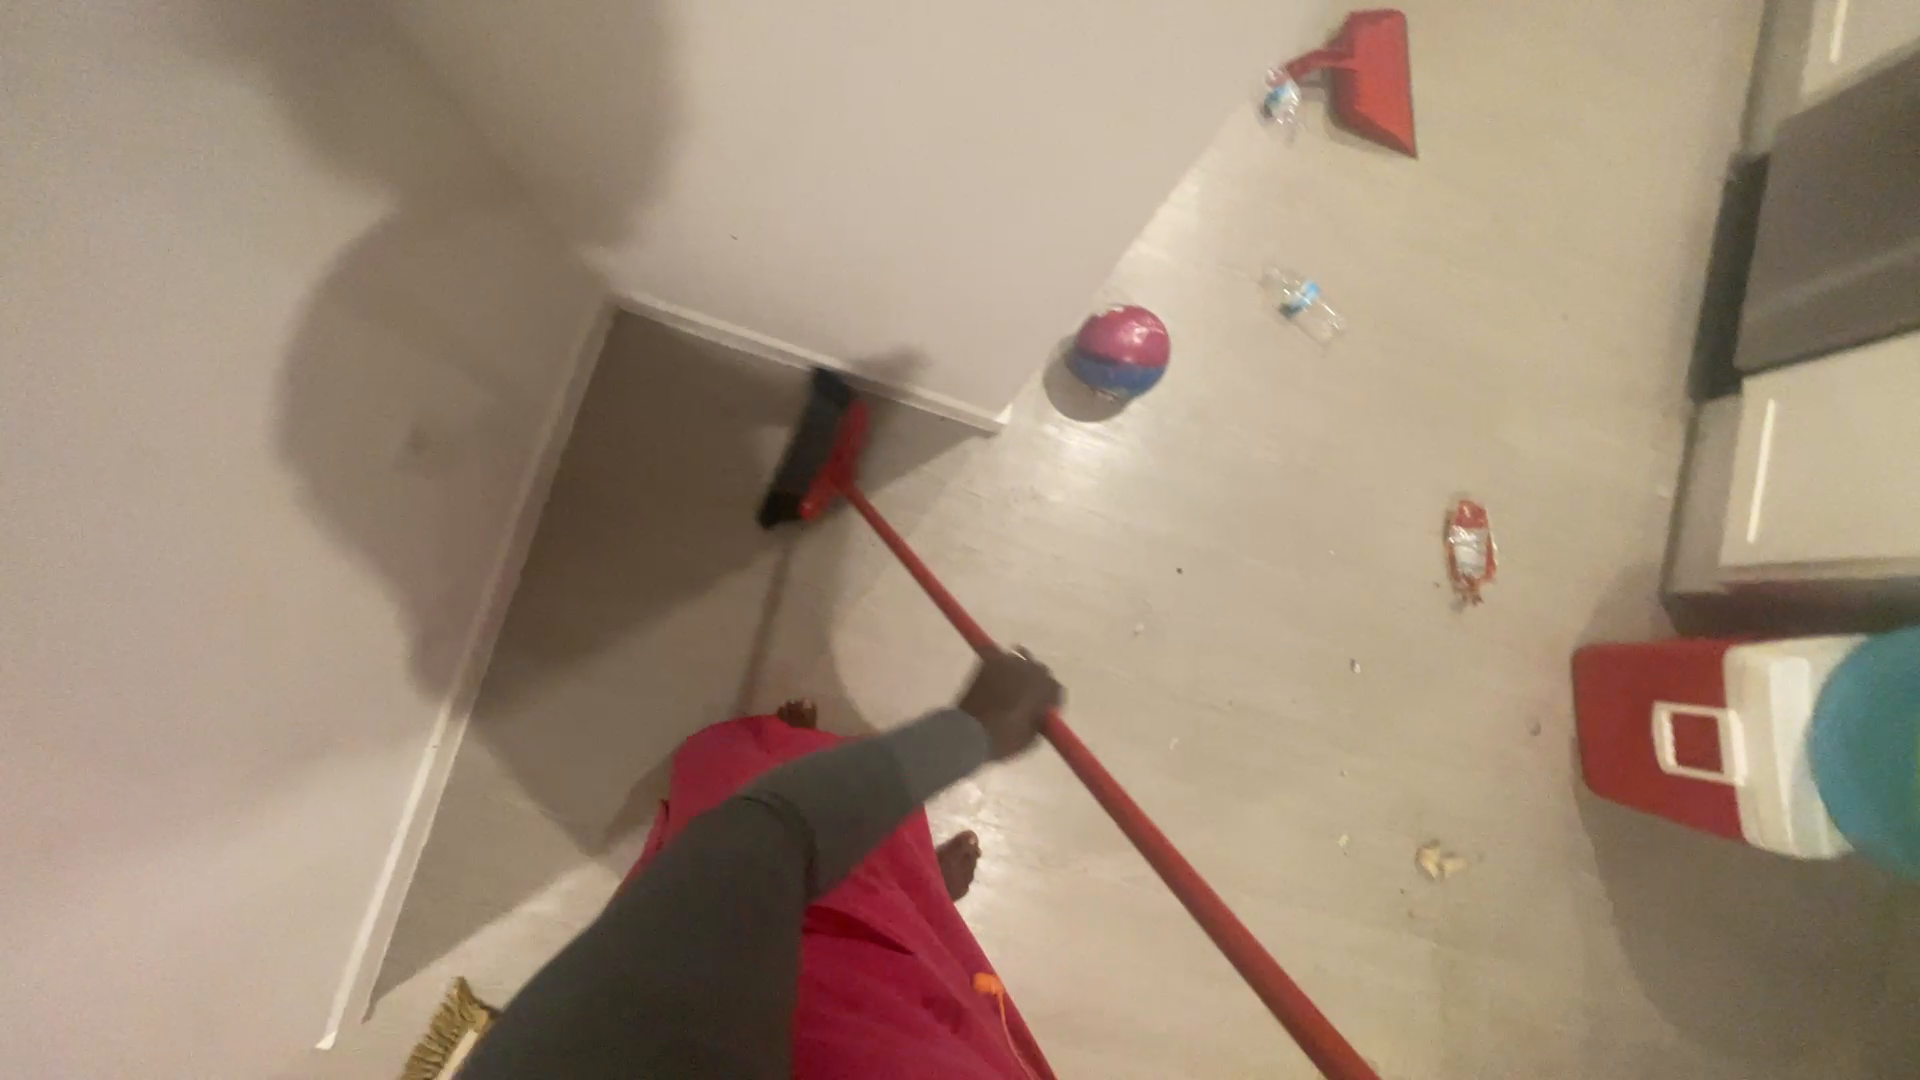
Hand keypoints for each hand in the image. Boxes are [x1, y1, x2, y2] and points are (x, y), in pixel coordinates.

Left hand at [957, 648, 1061, 760]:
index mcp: (1044, 689)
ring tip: (1011, 682)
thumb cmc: (1003, 739)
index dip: (1051, 700)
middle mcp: (1030, 670)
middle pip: (1040, 670)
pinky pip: (997, 654)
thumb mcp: (1031, 739)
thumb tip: (1041, 716)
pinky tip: (996, 672)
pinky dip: (999, 661)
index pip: (1056, 688)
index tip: (1044, 710)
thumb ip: (1041, 722)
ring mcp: (1008, 662)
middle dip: (1037, 682)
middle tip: (1028, 697)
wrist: (969, 731)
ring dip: (1019, 669)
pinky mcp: (988, 661)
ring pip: (1021, 657)